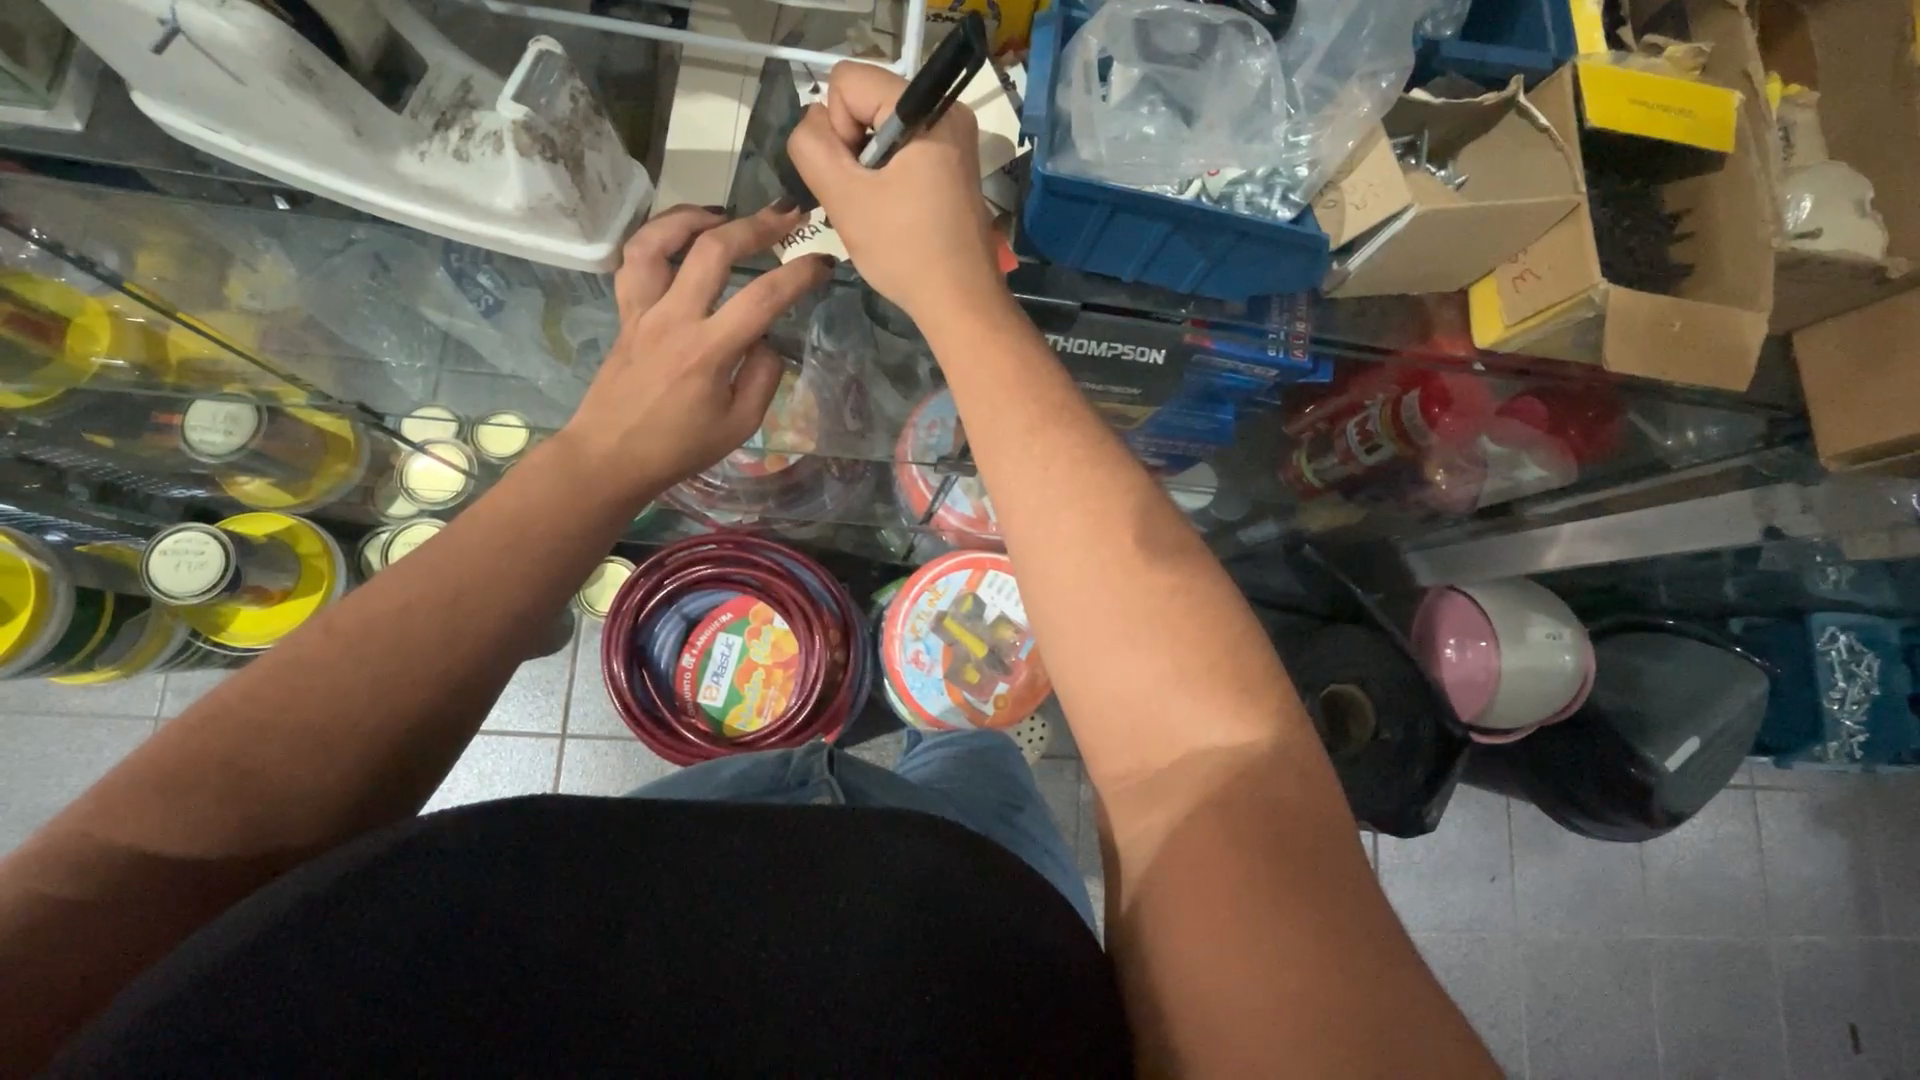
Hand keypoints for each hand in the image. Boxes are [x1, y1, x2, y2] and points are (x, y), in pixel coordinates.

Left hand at [555, 204, 830, 505]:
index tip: (823, 262)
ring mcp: (643, 310)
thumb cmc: (680, 448)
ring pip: (661, 240)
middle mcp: (674, 318)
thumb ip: (763, 375)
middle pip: (714, 250)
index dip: (800, 274)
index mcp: (709, 351)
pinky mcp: (626, 312)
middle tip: (788, 217)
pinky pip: (636, 259)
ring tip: (726, 213)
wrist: (611, 455)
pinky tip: (681, 233)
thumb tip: (766, 336)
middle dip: (757, 226)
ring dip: (697, 216)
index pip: (764, 298)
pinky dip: (659, 236)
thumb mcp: (740, 425)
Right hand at [785, 63, 1002, 321]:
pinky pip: (900, 152)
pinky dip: (885, 178)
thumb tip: (811, 122)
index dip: (836, 128)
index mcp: (928, 108)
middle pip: (864, 102)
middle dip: (851, 148)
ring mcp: (953, 141)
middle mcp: (946, 112)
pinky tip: (892, 213)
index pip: (847, 81)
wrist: (960, 302)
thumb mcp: (845, 197)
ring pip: (878, 130)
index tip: (856, 177)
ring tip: (878, 210)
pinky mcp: (952, 168)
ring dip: (865, 168)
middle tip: (866, 198)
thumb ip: (811, 146)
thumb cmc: (906, 252)